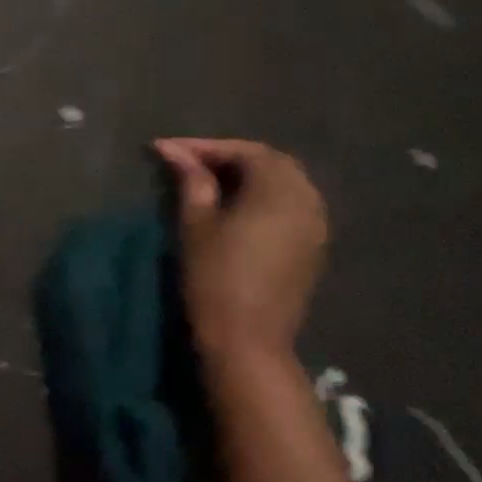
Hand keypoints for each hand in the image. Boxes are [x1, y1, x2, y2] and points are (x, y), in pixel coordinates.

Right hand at [155, 139, 328, 363]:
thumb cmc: (214, 275)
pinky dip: (264, 193)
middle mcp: (308, 204)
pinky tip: (235, 203)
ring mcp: (316, 227)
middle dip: (230, 155)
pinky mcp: (312, 247)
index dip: (206, 145)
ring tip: (208, 179)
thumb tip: (173, 151)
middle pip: (274, 163)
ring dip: (249, 174)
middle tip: (188, 161)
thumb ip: (191, 181)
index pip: (248, 152)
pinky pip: (294, 203)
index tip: (166, 150)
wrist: (248, 335)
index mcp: (280, 195)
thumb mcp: (195, 223)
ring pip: (287, 182)